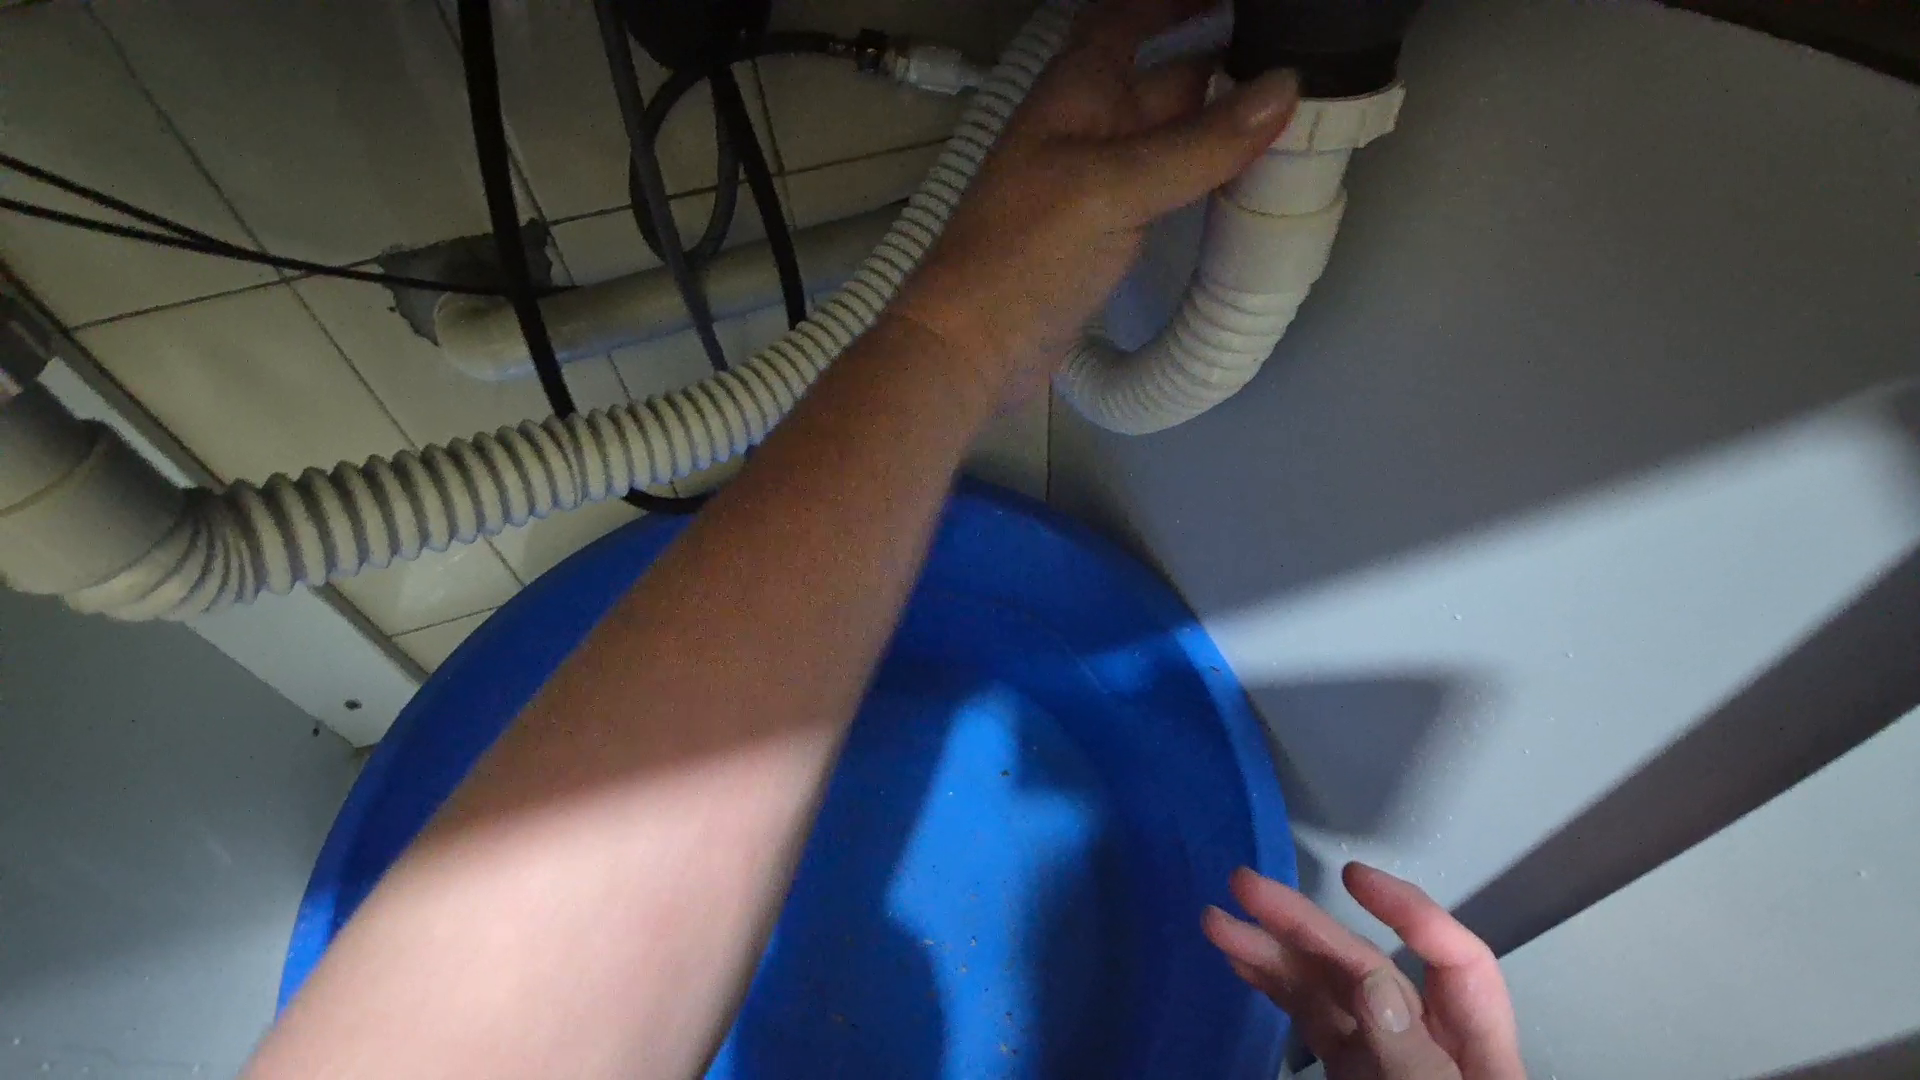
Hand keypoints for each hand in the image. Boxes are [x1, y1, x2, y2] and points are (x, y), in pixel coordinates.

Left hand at [891, 0, 1299, 409]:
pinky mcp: (1103, 238)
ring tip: (1298, 116)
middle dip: (1224, 63)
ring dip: (1220, 126)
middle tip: (1300, 65)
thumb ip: (1194, 145)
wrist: (971, 350)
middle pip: (1163, 78)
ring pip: (1168, 139)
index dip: (1179, 0)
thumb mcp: (1109, 189)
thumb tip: (1286, 87)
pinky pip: (1162, 193)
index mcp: (1076, 92)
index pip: (1130, 15)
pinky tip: (1247, 183)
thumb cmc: (1021, 256)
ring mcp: (1095, 188)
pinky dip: (1202, 181)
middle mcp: (1086, 130)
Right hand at [1204, 863, 1525, 1079]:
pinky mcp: (1349, 1077)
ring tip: (1217, 923)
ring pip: (1325, 989)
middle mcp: (1426, 1044)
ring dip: (1271, 952)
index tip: (1353, 879)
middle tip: (1244, 887)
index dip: (1412, 912)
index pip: (1457, 964)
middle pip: (1368, 967)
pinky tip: (1238, 961)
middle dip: (1306, 924)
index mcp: (1478, 1056)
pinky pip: (1307, 1020)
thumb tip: (1372, 980)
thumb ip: (1414, 1065)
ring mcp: (1382, 1061)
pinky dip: (1271, 987)